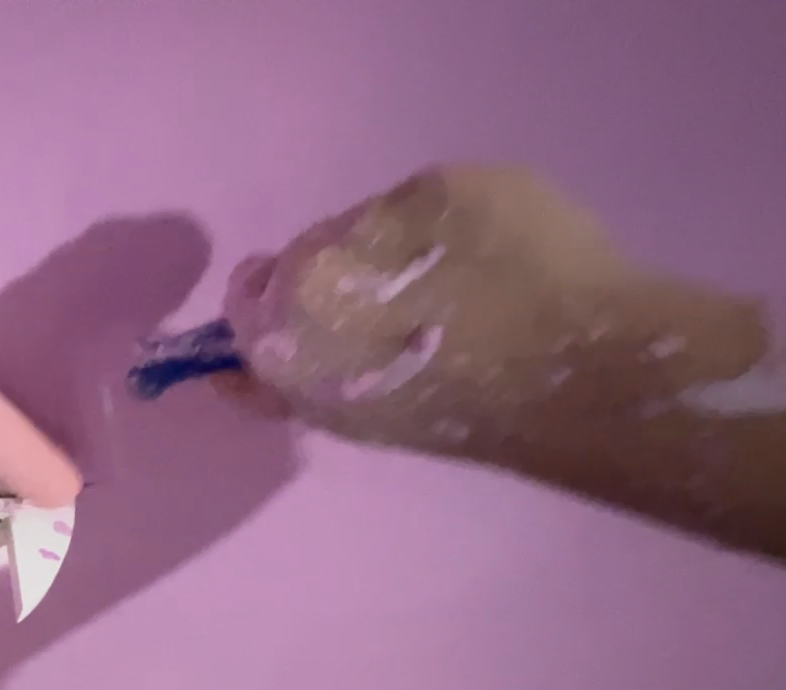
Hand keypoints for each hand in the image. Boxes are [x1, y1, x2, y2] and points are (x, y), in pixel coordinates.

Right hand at [210, 166, 632, 447]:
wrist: (566, 373)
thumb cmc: (439, 412)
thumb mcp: (334, 414)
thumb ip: (266, 390)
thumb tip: (219, 375)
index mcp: (281, 319)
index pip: (247, 290)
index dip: (278, 308)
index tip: (318, 326)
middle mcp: (314, 257)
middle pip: (304, 252)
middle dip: (334, 277)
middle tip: (390, 308)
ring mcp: (381, 211)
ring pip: (363, 223)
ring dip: (386, 248)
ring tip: (447, 281)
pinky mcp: (445, 179)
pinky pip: (421, 201)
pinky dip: (439, 225)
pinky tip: (481, 254)